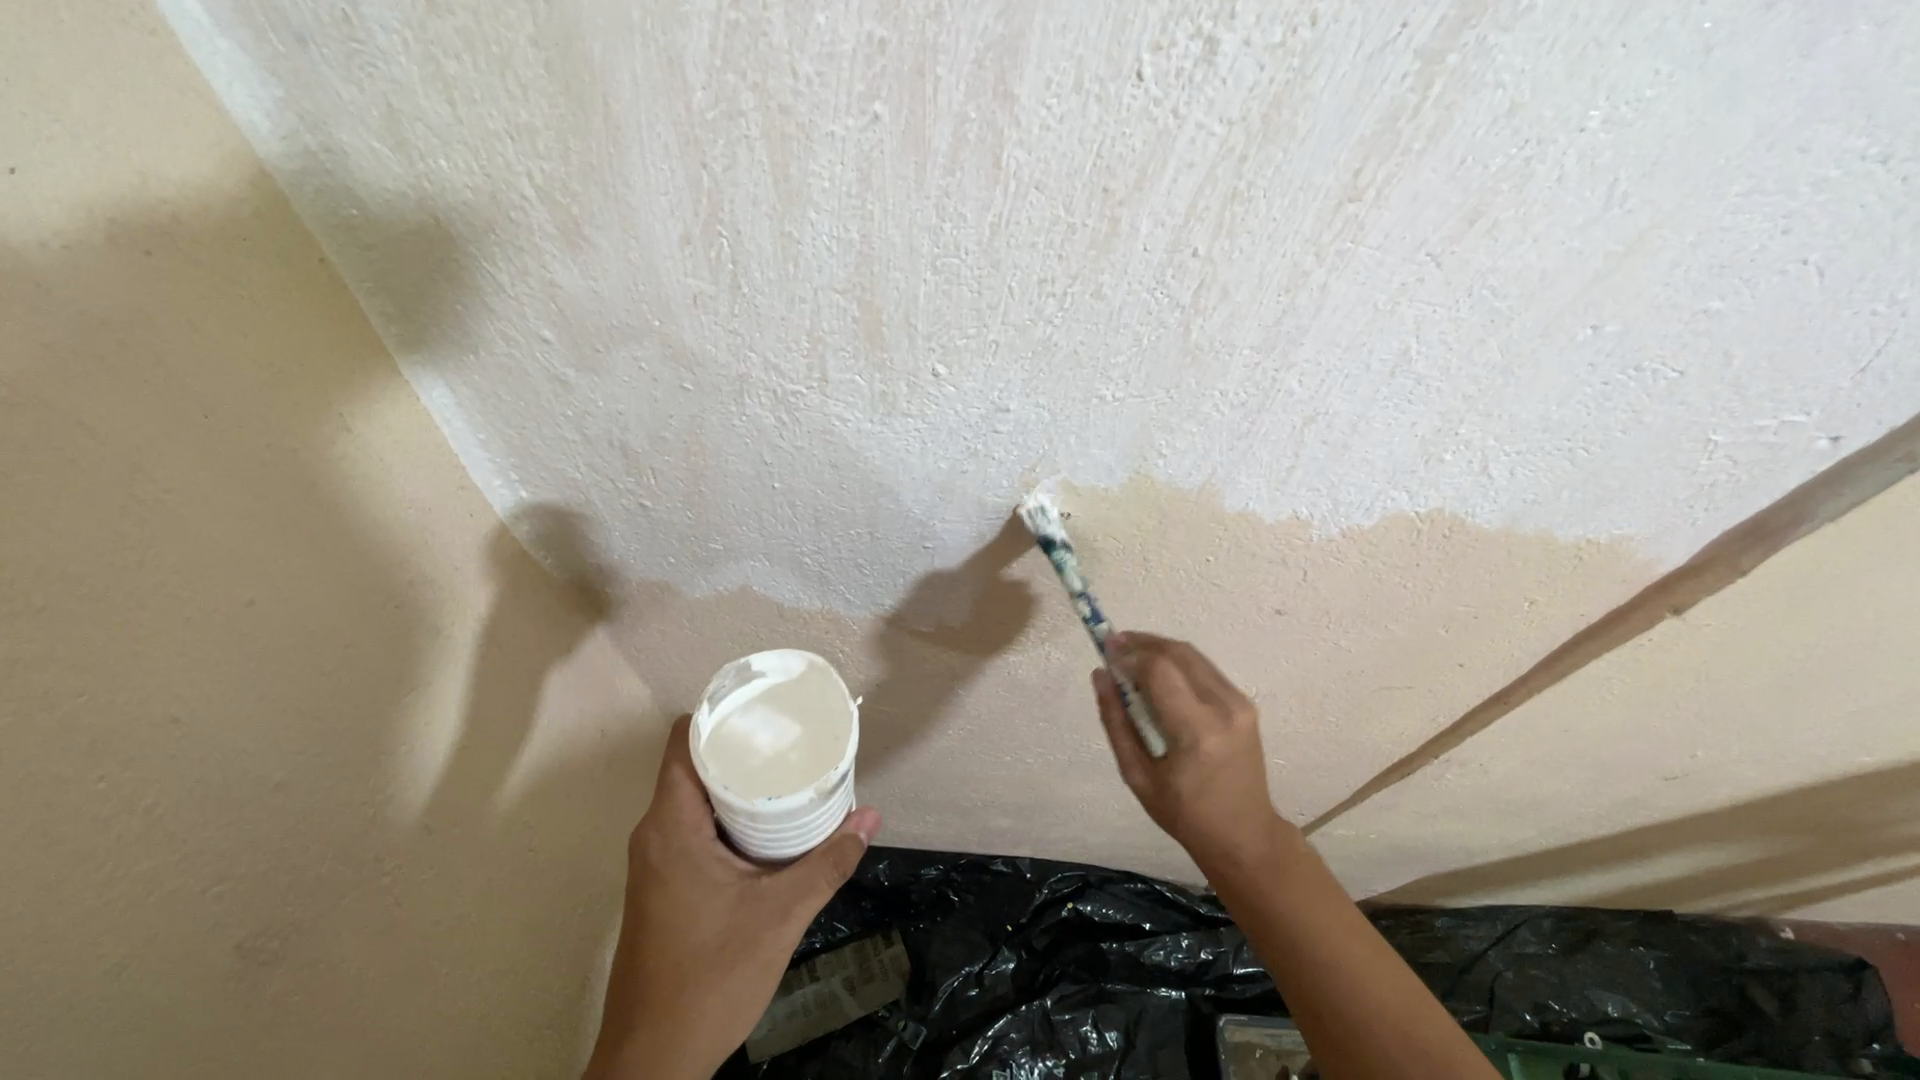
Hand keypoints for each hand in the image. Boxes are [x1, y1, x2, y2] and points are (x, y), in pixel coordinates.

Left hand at [585, 715, 881, 1079]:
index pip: (685, 741)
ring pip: (694, 799)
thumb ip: (828, 863)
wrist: (653, 1057)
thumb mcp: (780, 916)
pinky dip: (728, 816)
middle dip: (742, 747)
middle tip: (793, 736)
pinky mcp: (662, 885)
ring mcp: (655, 862)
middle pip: (693, 765)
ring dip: (737, 784)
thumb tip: (871, 816)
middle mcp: (654, 834)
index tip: (766, 706)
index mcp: (671, 827)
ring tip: (788, 772)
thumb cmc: (711, 977)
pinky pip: (693, 828)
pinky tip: (768, 825)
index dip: (721, 714)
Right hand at [1092, 632, 1287, 874]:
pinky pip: (1205, 670)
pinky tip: (1156, 673)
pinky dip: (1177, 663)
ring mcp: (1240, 704)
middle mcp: (1224, 709)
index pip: (1159, 671)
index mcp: (1197, 733)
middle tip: (1112, 645)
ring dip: (1159, 649)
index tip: (1104, 654)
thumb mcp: (1137, 775)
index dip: (1129, 656)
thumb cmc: (1184, 814)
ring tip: (1129, 654)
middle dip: (1142, 644)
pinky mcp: (1245, 704)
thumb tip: (1101, 676)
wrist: (1244, 834)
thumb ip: (1116, 722)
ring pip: (1193, 656)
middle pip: (1178, 653)